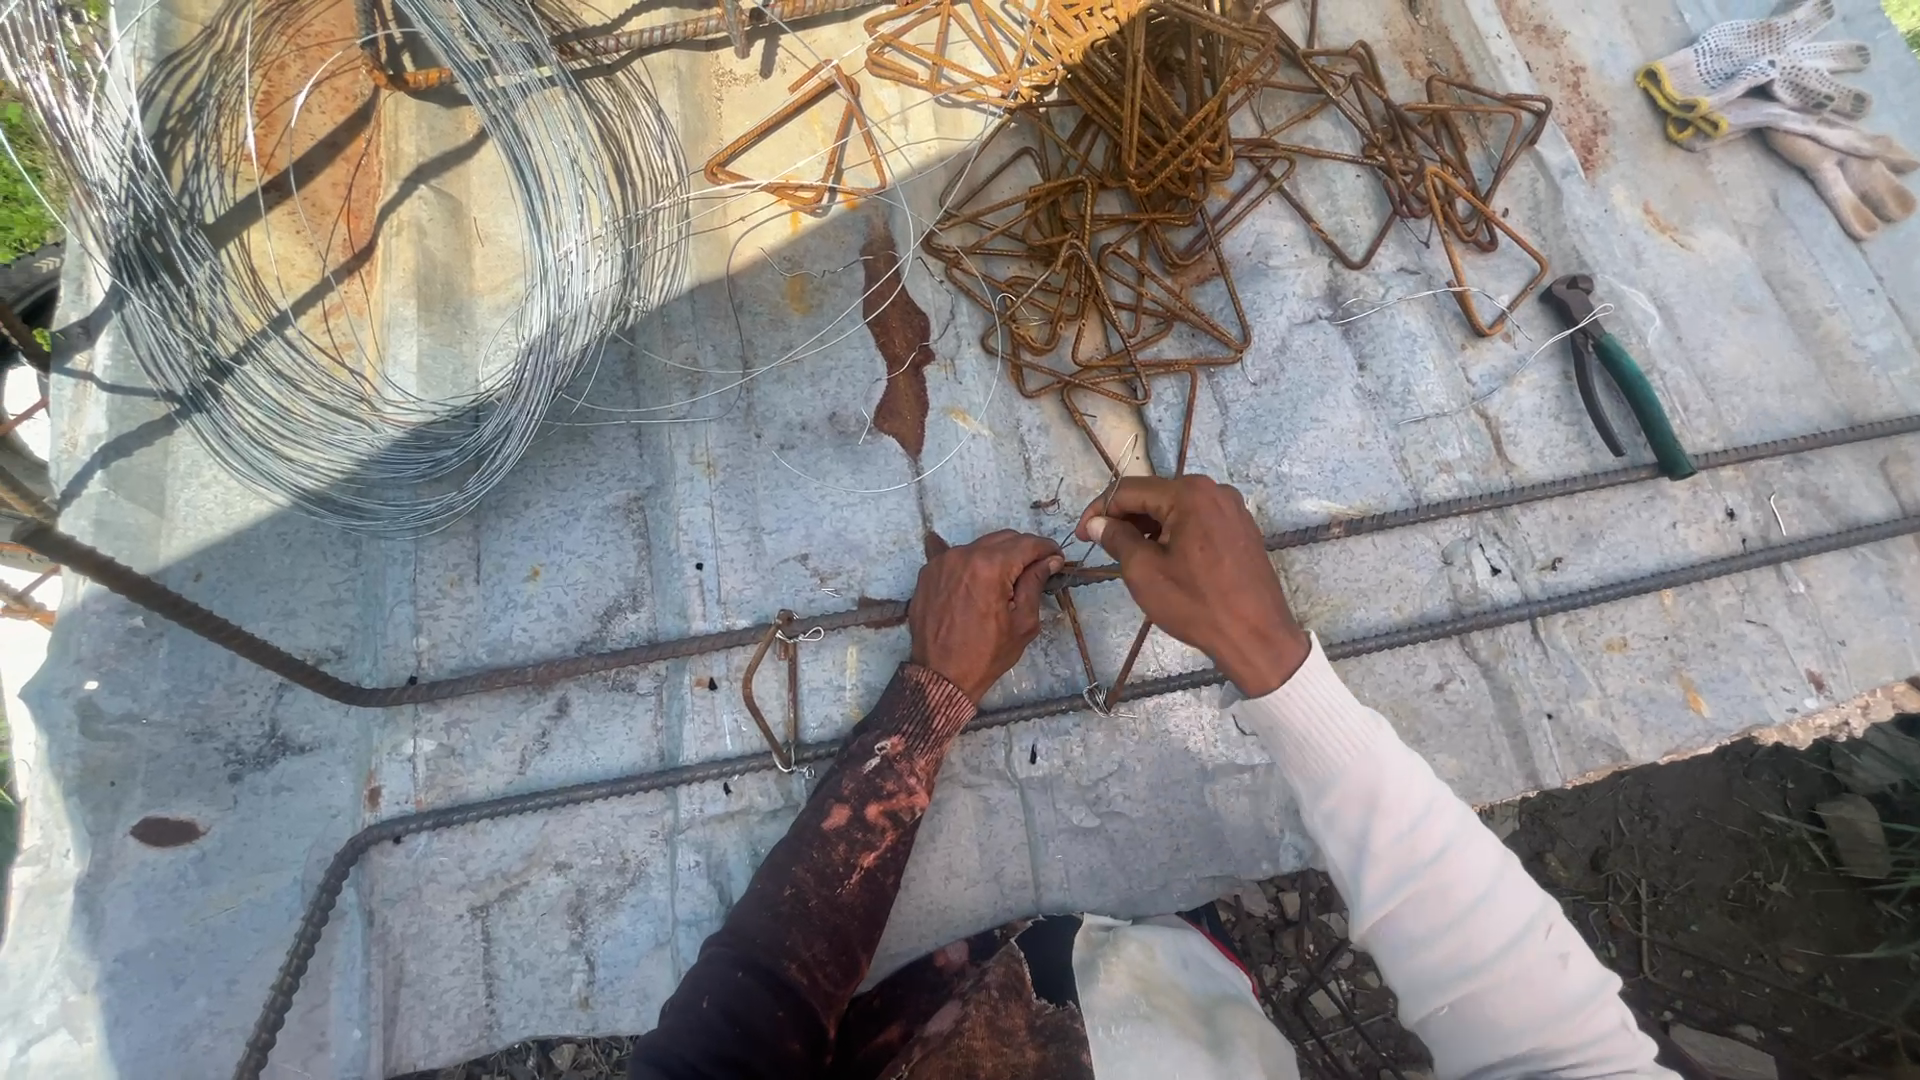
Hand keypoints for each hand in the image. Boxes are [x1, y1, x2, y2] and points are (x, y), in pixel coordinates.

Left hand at [909, 530, 1063, 702]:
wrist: (940, 675)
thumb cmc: (986, 654)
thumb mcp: (1022, 622)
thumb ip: (1035, 583)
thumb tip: (1049, 561)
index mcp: (990, 567)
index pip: (1027, 544)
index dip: (1047, 549)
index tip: (1057, 558)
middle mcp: (963, 555)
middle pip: (1004, 539)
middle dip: (1024, 550)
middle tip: (1037, 568)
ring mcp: (942, 562)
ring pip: (980, 546)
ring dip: (999, 555)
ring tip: (1008, 578)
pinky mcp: (928, 572)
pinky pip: (957, 557)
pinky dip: (973, 562)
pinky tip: (980, 574)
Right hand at [1076, 475, 1308, 696]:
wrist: (1256, 636)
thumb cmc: (1196, 604)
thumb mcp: (1144, 571)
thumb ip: (1116, 538)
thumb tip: (1096, 523)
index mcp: (1188, 494)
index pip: (1129, 490)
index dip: (1099, 510)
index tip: (1082, 534)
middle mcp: (1213, 490)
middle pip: (1154, 495)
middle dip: (1124, 518)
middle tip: (1102, 546)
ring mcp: (1232, 508)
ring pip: (1175, 508)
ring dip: (1148, 526)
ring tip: (1129, 555)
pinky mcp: (1241, 527)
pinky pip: (1197, 520)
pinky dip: (1173, 532)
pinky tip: (1162, 557)